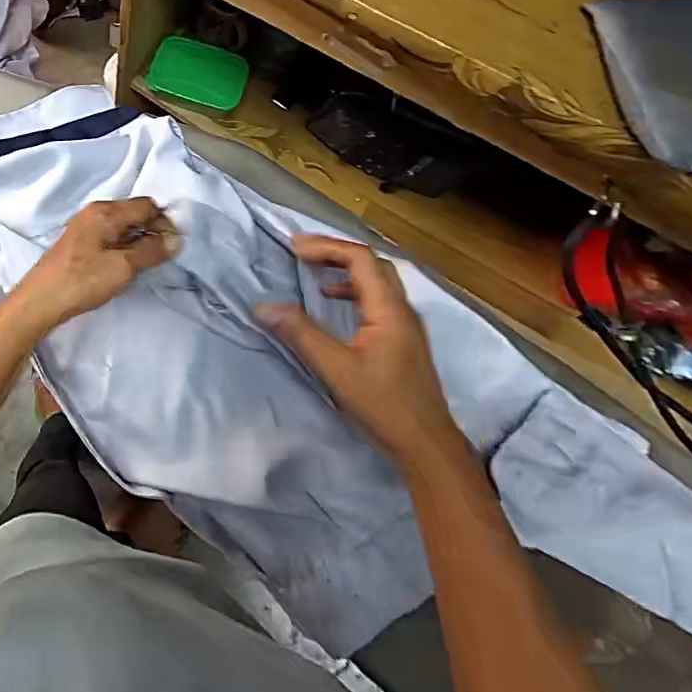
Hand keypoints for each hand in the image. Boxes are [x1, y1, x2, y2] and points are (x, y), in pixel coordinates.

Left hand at [3, 198, 177, 331]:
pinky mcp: (78, 243)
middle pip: (135, 212)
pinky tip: (123, 266)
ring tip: (144, 264)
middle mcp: (95, 212)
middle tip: (162, 256)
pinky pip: (110, 236)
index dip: (165, 222)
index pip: (147, 205)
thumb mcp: (123, 267)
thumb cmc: (82, 281)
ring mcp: (84, 226)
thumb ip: (152, 251)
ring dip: (138, 240)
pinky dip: (123, 246)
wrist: (38, 302)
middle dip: (152, 231)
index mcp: (106, 212)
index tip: (173, 245)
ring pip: (122, 225)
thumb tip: (175, 240)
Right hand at [257, 236, 467, 469]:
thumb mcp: (336, 369)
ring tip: (313, 271)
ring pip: (377, 279)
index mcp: (388, 308)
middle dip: (335, 251)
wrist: (427, 444)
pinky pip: (379, 298)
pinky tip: (334, 304)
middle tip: (302, 253)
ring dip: (346, 269)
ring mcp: (407, 322)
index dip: (326, 247)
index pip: (360, 258)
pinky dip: (353, 290)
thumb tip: (265, 307)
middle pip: (371, 262)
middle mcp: (402, 307)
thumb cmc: (383, 405)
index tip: (294, 249)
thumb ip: (302, 334)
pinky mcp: (405, 337)